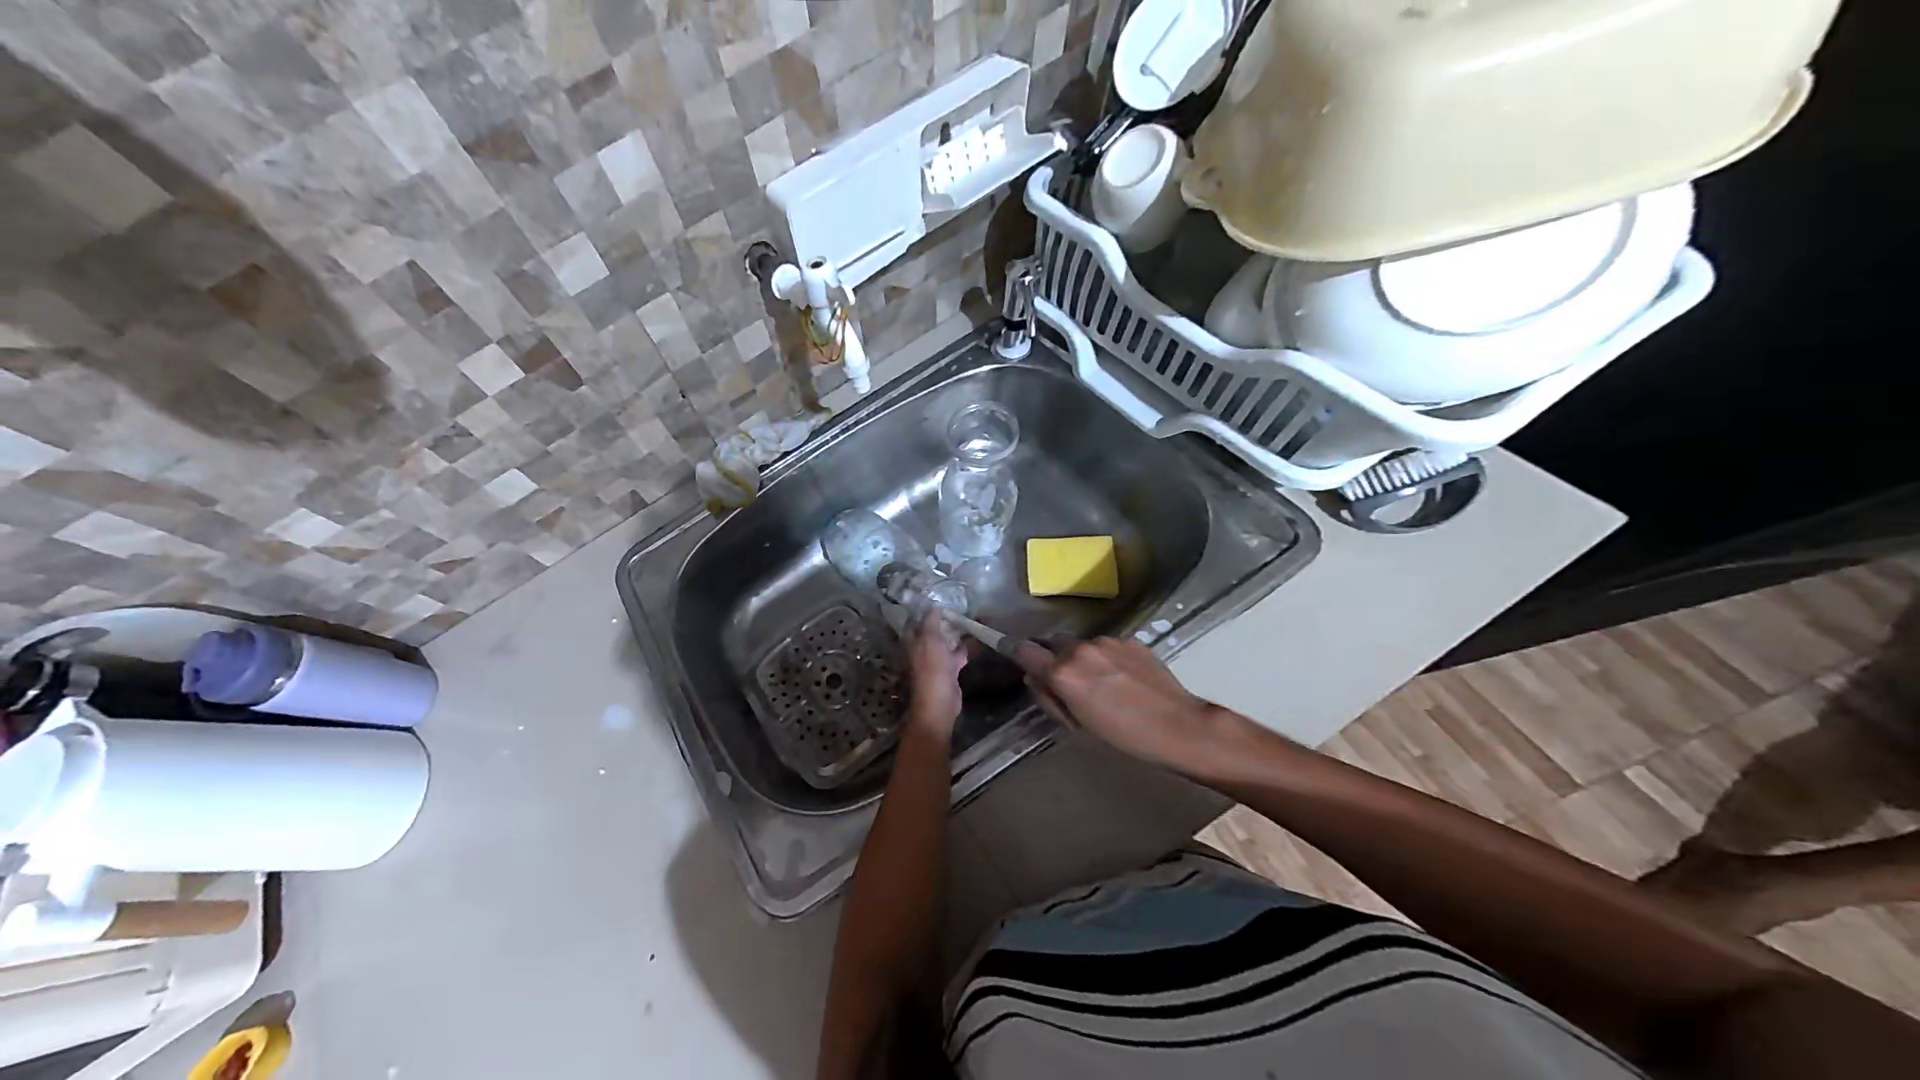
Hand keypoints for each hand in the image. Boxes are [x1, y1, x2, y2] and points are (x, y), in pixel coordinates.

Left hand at [906, 611, 968, 736]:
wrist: (940, 701)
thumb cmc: (932, 667)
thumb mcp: (930, 639)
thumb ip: (931, 621)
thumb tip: (935, 607)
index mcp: (913, 641)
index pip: (918, 621)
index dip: (928, 612)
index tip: (942, 601)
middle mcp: (922, 649)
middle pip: (933, 631)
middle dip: (945, 622)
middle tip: (961, 609)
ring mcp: (936, 660)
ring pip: (946, 642)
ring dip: (956, 634)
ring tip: (971, 620)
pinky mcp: (949, 670)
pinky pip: (957, 654)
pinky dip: (965, 648)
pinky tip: (977, 640)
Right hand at [1035, 638, 1247, 774]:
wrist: (1179, 727)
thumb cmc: (1124, 737)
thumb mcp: (1078, 724)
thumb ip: (1051, 696)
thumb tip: (1036, 677)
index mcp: (1063, 672)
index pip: (1023, 649)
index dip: (1014, 651)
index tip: (1009, 651)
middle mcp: (1081, 649)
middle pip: (1052, 642)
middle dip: (1053, 658)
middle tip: (1066, 685)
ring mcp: (1108, 642)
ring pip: (1081, 644)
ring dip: (1081, 659)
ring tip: (1101, 686)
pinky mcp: (1130, 640)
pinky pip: (1106, 646)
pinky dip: (1106, 659)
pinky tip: (1123, 680)